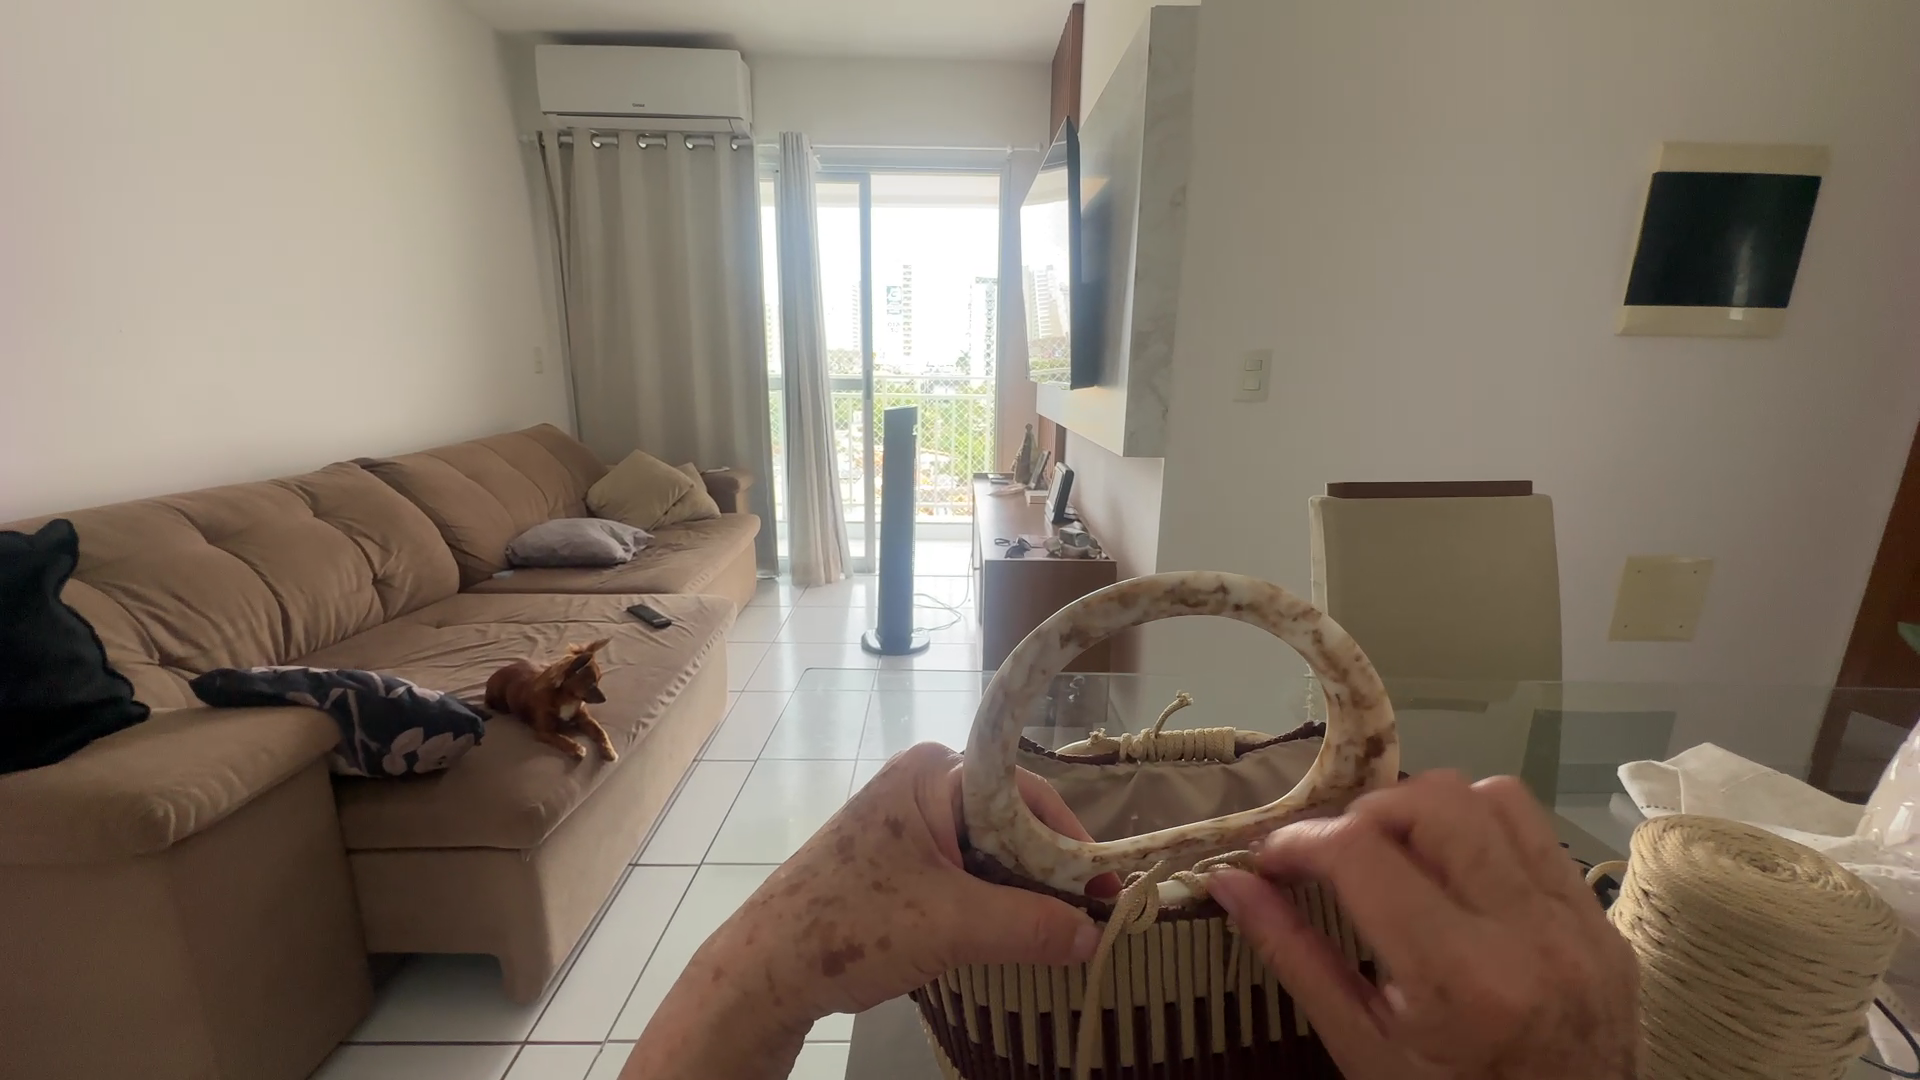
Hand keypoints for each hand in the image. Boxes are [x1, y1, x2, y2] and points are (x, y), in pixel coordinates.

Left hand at [625, 742, 1109, 1078]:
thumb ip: (1030, 925)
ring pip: (983, 845)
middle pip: (1006, 818)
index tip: (1104, 890)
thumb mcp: (954, 925)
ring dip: (1014, 887)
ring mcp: (903, 814)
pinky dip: (983, 894)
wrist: (767, 966)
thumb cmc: (857, 924)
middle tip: (1082, 917)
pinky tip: (1000, 927)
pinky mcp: (893, 850)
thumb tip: (1096, 934)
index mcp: (932, 769)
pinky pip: (957, 862)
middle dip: (1042, 870)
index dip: (1067, 841)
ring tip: (1049, 929)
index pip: (1023, 792)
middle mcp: (920, 779)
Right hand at [1207, 771, 1639, 1079]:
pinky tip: (1450, 866)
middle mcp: (1529, 935)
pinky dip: (1476, 824)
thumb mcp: (1355, 1042)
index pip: (1357, 850)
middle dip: (1360, 815)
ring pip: (1485, 795)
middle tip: (1338, 858)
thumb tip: (1224, 879)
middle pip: (1427, 801)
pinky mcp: (1601, 920)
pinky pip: (1531, 824)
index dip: (1298, 840)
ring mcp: (1577, 924)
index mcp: (1461, 978)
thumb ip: (1288, 950)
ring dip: (1422, 811)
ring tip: (1396, 856)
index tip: (1271, 860)